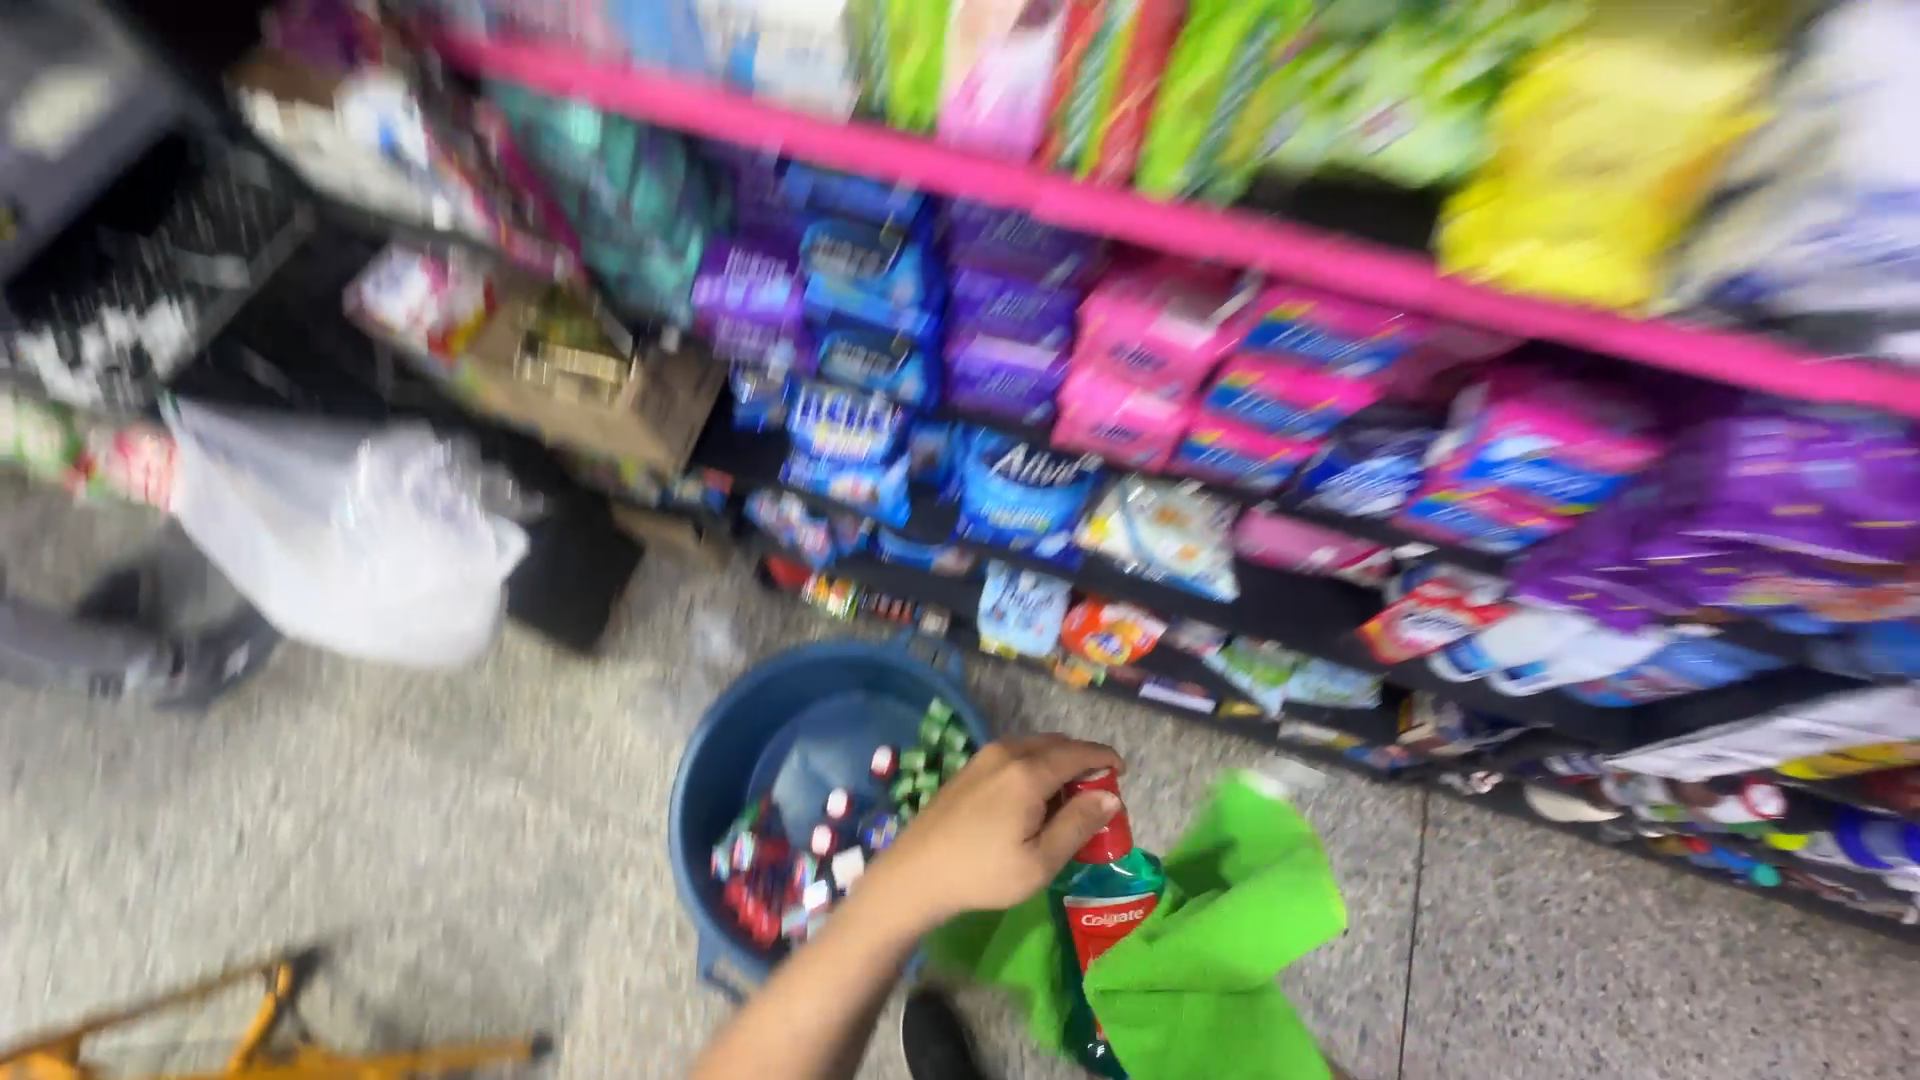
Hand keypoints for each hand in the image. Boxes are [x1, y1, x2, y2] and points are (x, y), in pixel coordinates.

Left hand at [863, 735, 1123, 930]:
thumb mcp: (1040, 861)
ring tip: (1068, 795)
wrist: (917, 872)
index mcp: (1028, 772)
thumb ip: (1078, 824)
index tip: (1123, 770)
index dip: (1105, 757)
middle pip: (1056, 744)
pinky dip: (1034, 764)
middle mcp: (1007, 752)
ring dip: (1057, 761)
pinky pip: (1014, 753)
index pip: (1078, 752)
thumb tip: (1110, 797)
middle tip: (1097, 790)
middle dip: (1082, 759)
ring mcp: (984, 757)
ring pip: (1033, 746)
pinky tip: (1033, 796)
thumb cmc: (983, 873)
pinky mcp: (969, 767)